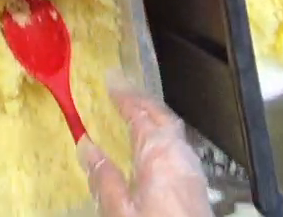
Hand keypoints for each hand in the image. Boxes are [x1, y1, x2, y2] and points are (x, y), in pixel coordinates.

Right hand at [79, 84, 209, 216]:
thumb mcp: (121, 213)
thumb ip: (104, 179)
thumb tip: (86, 146)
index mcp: (160, 153)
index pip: (141, 113)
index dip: (125, 94)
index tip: (110, 79)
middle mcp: (180, 154)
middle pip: (162, 116)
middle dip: (141, 100)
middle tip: (121, 91)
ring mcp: (192, 170)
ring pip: (172, 131)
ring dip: (153, 117)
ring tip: (133, 113)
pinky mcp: (196, 188)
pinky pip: (177, 147)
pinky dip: (161, 136)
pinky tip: (152, 149)